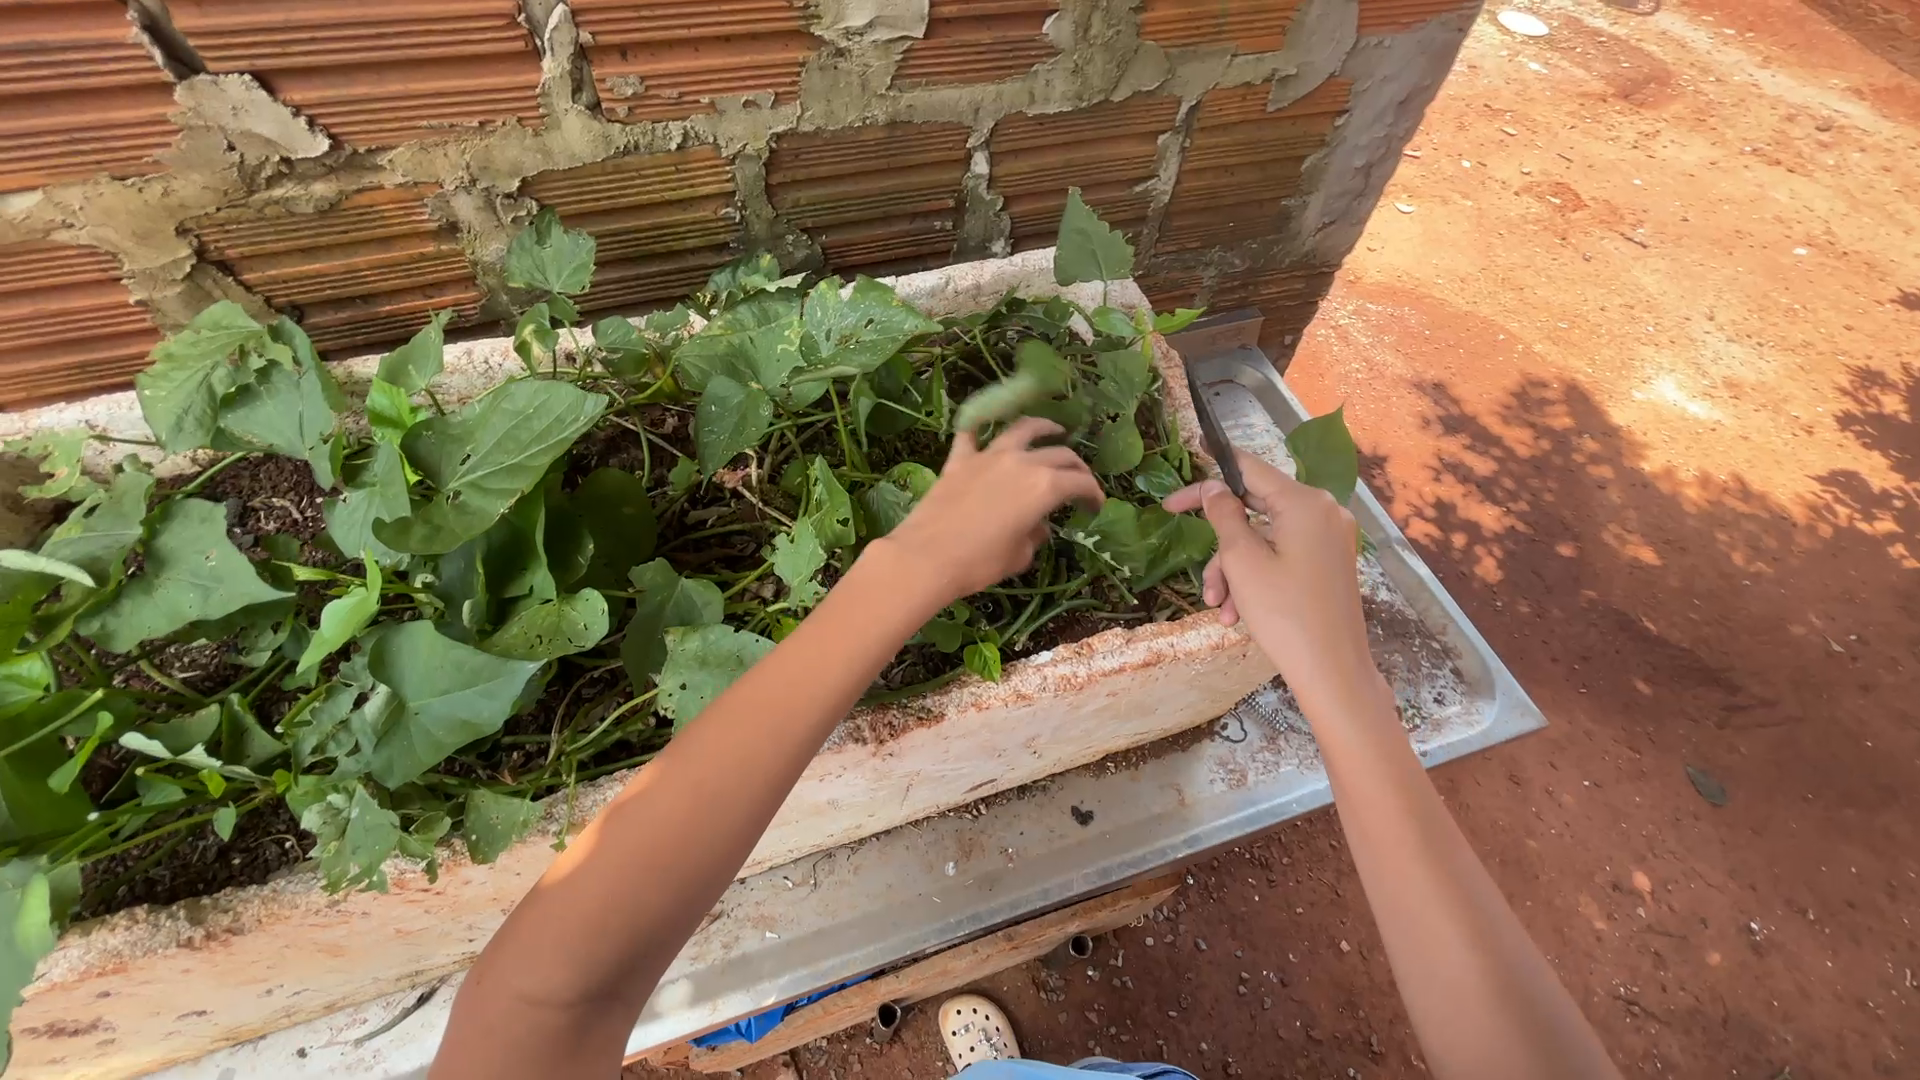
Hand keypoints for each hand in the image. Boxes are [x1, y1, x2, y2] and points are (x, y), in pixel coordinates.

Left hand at [881, 417, 1104, 605]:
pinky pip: (971, 433)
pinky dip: (980, 427)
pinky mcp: (959, 460)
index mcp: (1045, 487)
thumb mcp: (1019, 556)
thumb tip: (1037, 526)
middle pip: (1058, 454)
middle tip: (1078, 480)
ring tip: (1054, 430)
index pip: (1080, 483)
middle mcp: (1022, 462)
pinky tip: (986, 427)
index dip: (1093, 493)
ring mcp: (988, 456)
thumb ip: (1035, 536)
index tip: (1095, 505)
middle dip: (1075, 467)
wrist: (927, 557)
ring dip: (1043, 427)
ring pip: (1023, 429)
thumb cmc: (980, 563)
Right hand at [1162, 451, 1371, 695]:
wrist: (1332, 671)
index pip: (1248, 470)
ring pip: (1265, 540)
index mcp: (1304, 502)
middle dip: (1221, 545)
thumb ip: (1224, 515)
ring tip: (1218, 606)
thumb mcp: (1242, 561)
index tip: (1177, 493)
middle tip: (1193, 566)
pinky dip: (1257, 577)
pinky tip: (1237, 612)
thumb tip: (1214, 487)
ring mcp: (1329, 539)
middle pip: (1255, 510)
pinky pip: (1282, 557)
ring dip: (1234, 570)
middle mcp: (1323, 512)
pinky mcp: (1329, 564)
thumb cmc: (1283, 613)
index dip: (1208, 477)